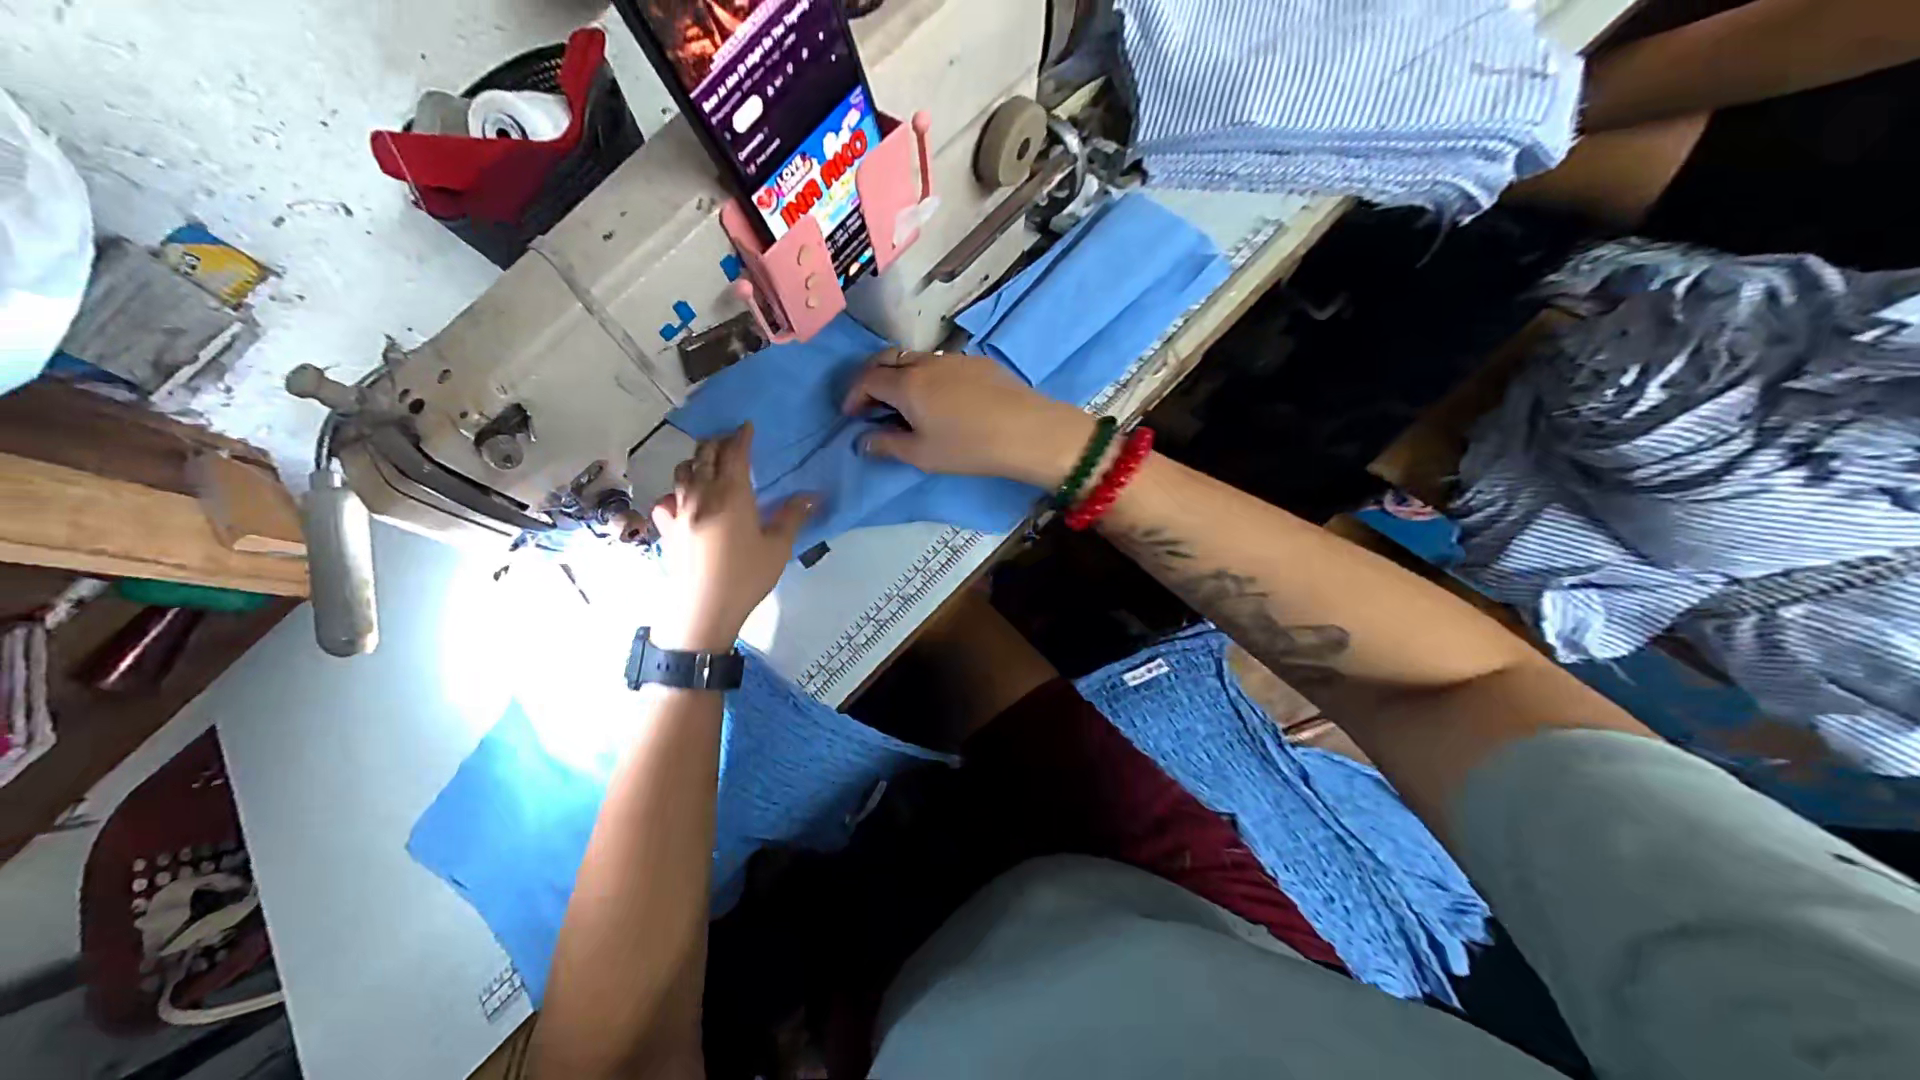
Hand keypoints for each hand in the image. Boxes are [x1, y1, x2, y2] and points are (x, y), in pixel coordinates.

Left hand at [648, 424, 814, 651]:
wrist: (703, 608)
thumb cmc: (746, 577)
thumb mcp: (778, 547)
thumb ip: (792, 517)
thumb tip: (810, 496)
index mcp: (732, 494)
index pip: (734, 453)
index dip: (741, 437)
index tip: (747, 427)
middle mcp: (702, 494)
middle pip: (704, 455)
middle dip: (717, 443)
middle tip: (730, 441)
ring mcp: (679, 510)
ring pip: (682, 472)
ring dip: (696, 461)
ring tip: (708, 464)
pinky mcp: (667, 528)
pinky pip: (666, 499)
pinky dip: (676, 491)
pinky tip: (684, 501)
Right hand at [840, 348, 1095, 488]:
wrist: (1028, 432)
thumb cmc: (969, 448)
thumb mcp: (923, 455)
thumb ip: (888, 445)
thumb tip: (863, 440)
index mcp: (906, 384)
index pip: (867, 380)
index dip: (853, 396)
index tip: (850, 415)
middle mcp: (926, 363)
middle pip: (887, 359)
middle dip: (871, 378)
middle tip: (869, 402)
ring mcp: (954, 359)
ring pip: (914, 358)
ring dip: (899, 375)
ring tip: (903, 402)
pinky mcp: (978, 363)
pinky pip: (940, 363)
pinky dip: (926, 375)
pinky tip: (939, 399)